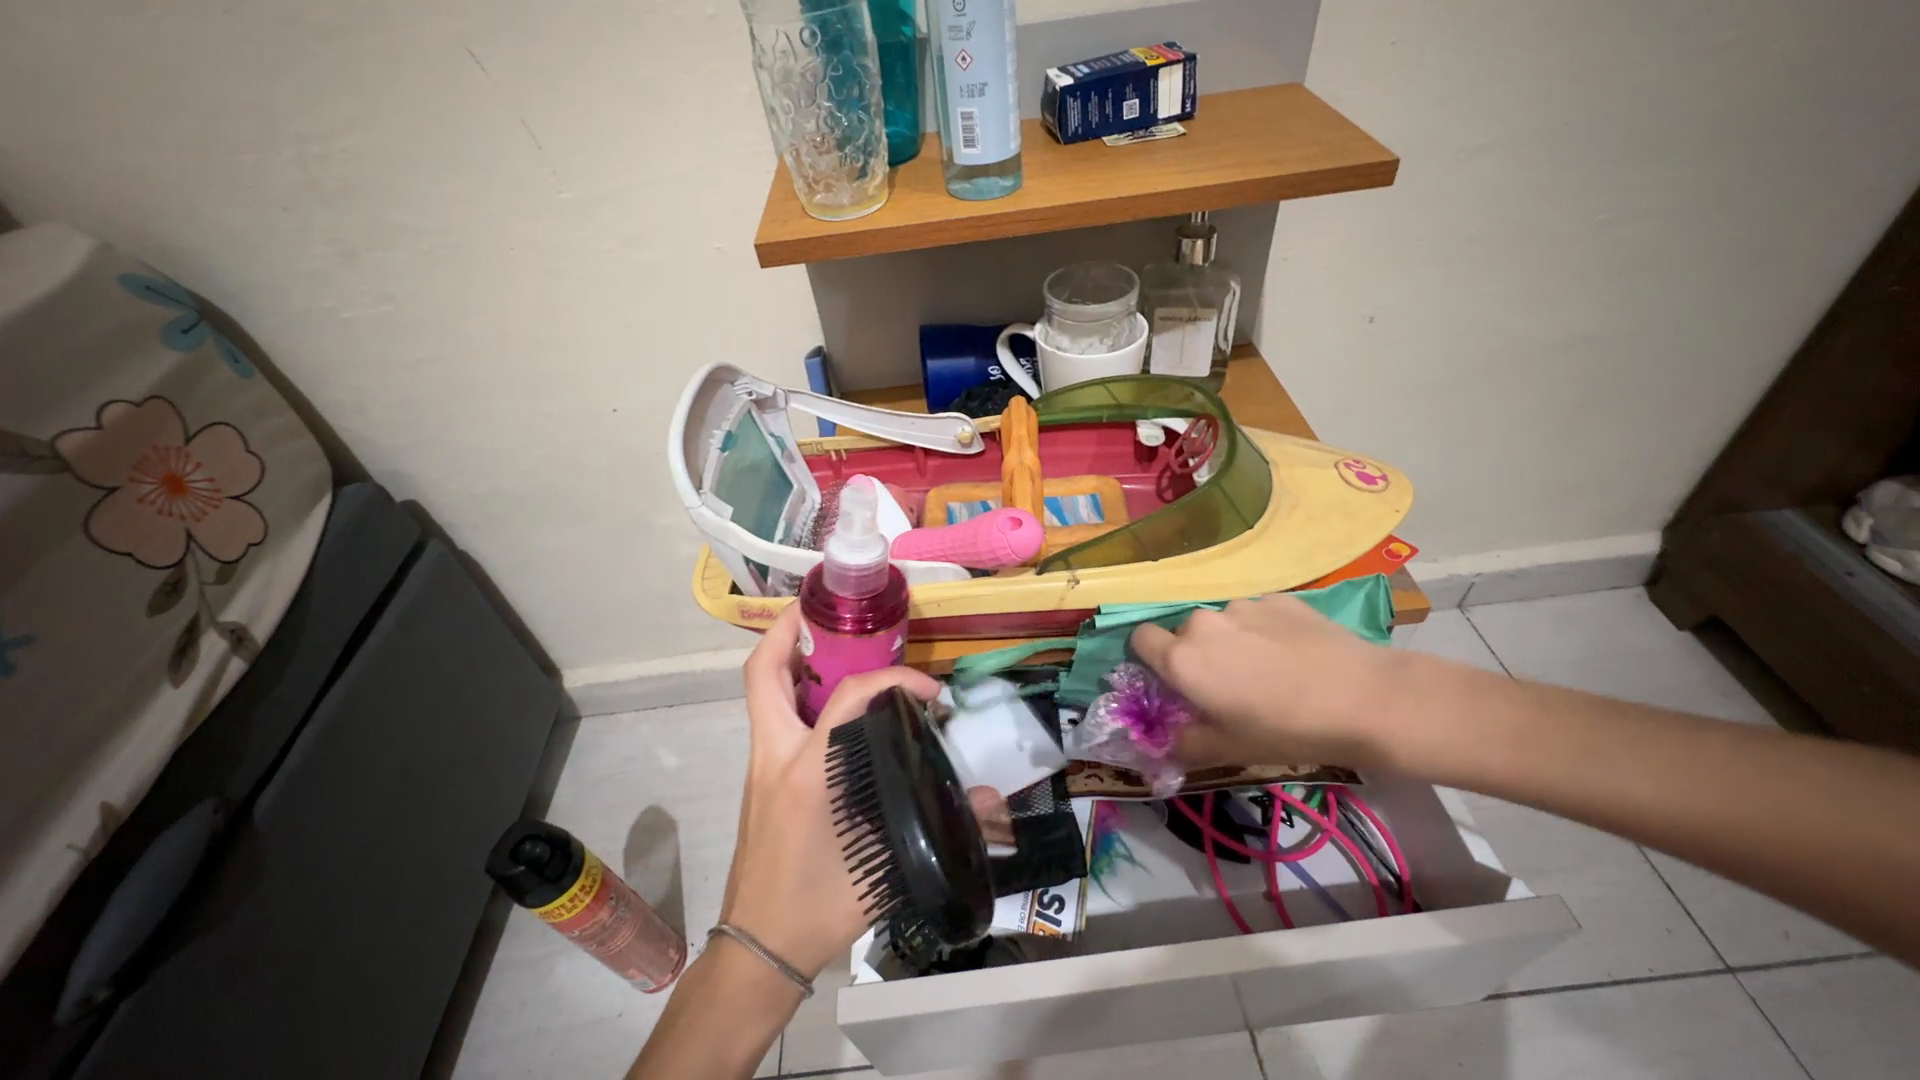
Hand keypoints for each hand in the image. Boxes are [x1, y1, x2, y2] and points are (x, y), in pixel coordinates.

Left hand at [720, 605, 940, 978]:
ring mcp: (760, 768)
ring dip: (794, 664)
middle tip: (831, 617)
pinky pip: (772, 720)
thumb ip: (939, 824)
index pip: (847, 697)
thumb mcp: (886, 867)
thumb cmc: (818, 906)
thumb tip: (989, 796)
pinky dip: (797, 698)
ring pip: (763, 695)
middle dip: (790, 633)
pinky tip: (836, 713)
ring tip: (840, 653)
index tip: (927, 690)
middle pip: (763, 674)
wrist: (758, 949)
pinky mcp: (759, 783)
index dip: (891, 680)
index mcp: (804, 772)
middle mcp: (773, 758)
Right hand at [1129, 594, 1401, 769]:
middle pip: (1184, 632)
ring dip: (1231, 641)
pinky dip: (1263, 630)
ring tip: (1268, 670)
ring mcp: (1244, 605)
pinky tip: (1293, 655)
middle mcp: (1204, 622)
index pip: (1140, 639)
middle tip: (1227, 686)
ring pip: (1222, 622)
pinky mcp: (1279, 598)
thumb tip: (1159, 739)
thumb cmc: (1286, 730)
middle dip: (1196, 654)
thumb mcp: (1228, 749)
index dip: (1152, 660)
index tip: (1175, 683)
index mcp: (1182, 658)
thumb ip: (1182, 742)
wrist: (1364, 698)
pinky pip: (1256, 613)